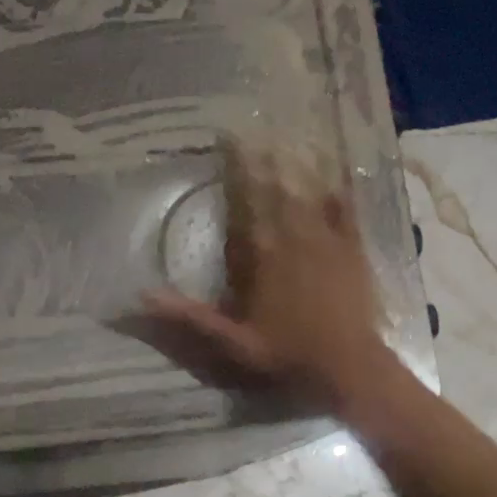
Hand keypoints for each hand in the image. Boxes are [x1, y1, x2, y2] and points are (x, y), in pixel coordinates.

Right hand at [143, 143, 395, 410]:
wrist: (348, 366)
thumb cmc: (288, 355)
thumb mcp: (233, 342)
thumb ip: (190, 316)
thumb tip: (142, 296)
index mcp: (262, 258)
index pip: (246, 206)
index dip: (238, 172)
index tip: (230, 143)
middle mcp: (294, 240)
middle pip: (277, 192)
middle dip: (266, 160)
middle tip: (257, 130)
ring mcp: (328, 243)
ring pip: (310, 195)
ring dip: (298, 166)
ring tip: (289, 138)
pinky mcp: (354, 251)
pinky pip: (347, 212)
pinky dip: (341, 190)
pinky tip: (339, 169)